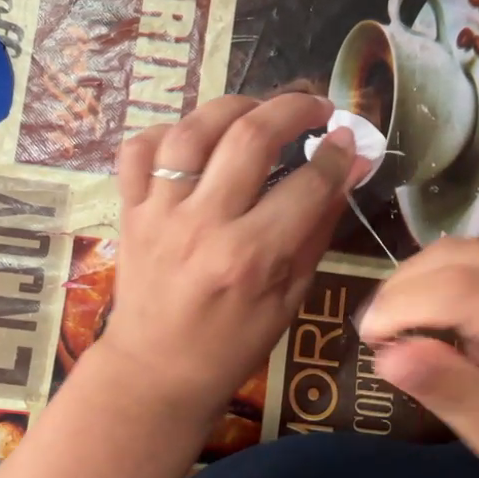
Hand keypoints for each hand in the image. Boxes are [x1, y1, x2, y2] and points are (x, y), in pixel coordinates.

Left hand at [101, 94, 368, 419]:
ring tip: (258, 110)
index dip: (337, 155)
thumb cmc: (233, 343)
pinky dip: (167, 131)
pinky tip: (195, 138)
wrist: (156, 370)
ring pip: (192, 131)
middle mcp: (203, 225)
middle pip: (249, 137)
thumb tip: (348, 169)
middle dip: (293, 109)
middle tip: (316, 106)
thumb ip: (318, 228)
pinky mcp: (129, 209)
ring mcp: (159, 213)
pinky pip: (139, 150)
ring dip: (232, 107)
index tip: (348, 140)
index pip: (307, 185)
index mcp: (250, 257)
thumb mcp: (291, 297)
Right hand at [359, 239, 478, 477]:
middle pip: (460, 257)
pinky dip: (447, 284)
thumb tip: (387, 356)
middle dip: (404, 289)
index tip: (366, 337)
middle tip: (375, 334)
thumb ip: (455, 396)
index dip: (403, 303)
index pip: (463, 288)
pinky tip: (438, 321)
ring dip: (422, 283)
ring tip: (399, 328)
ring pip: (467, 251)